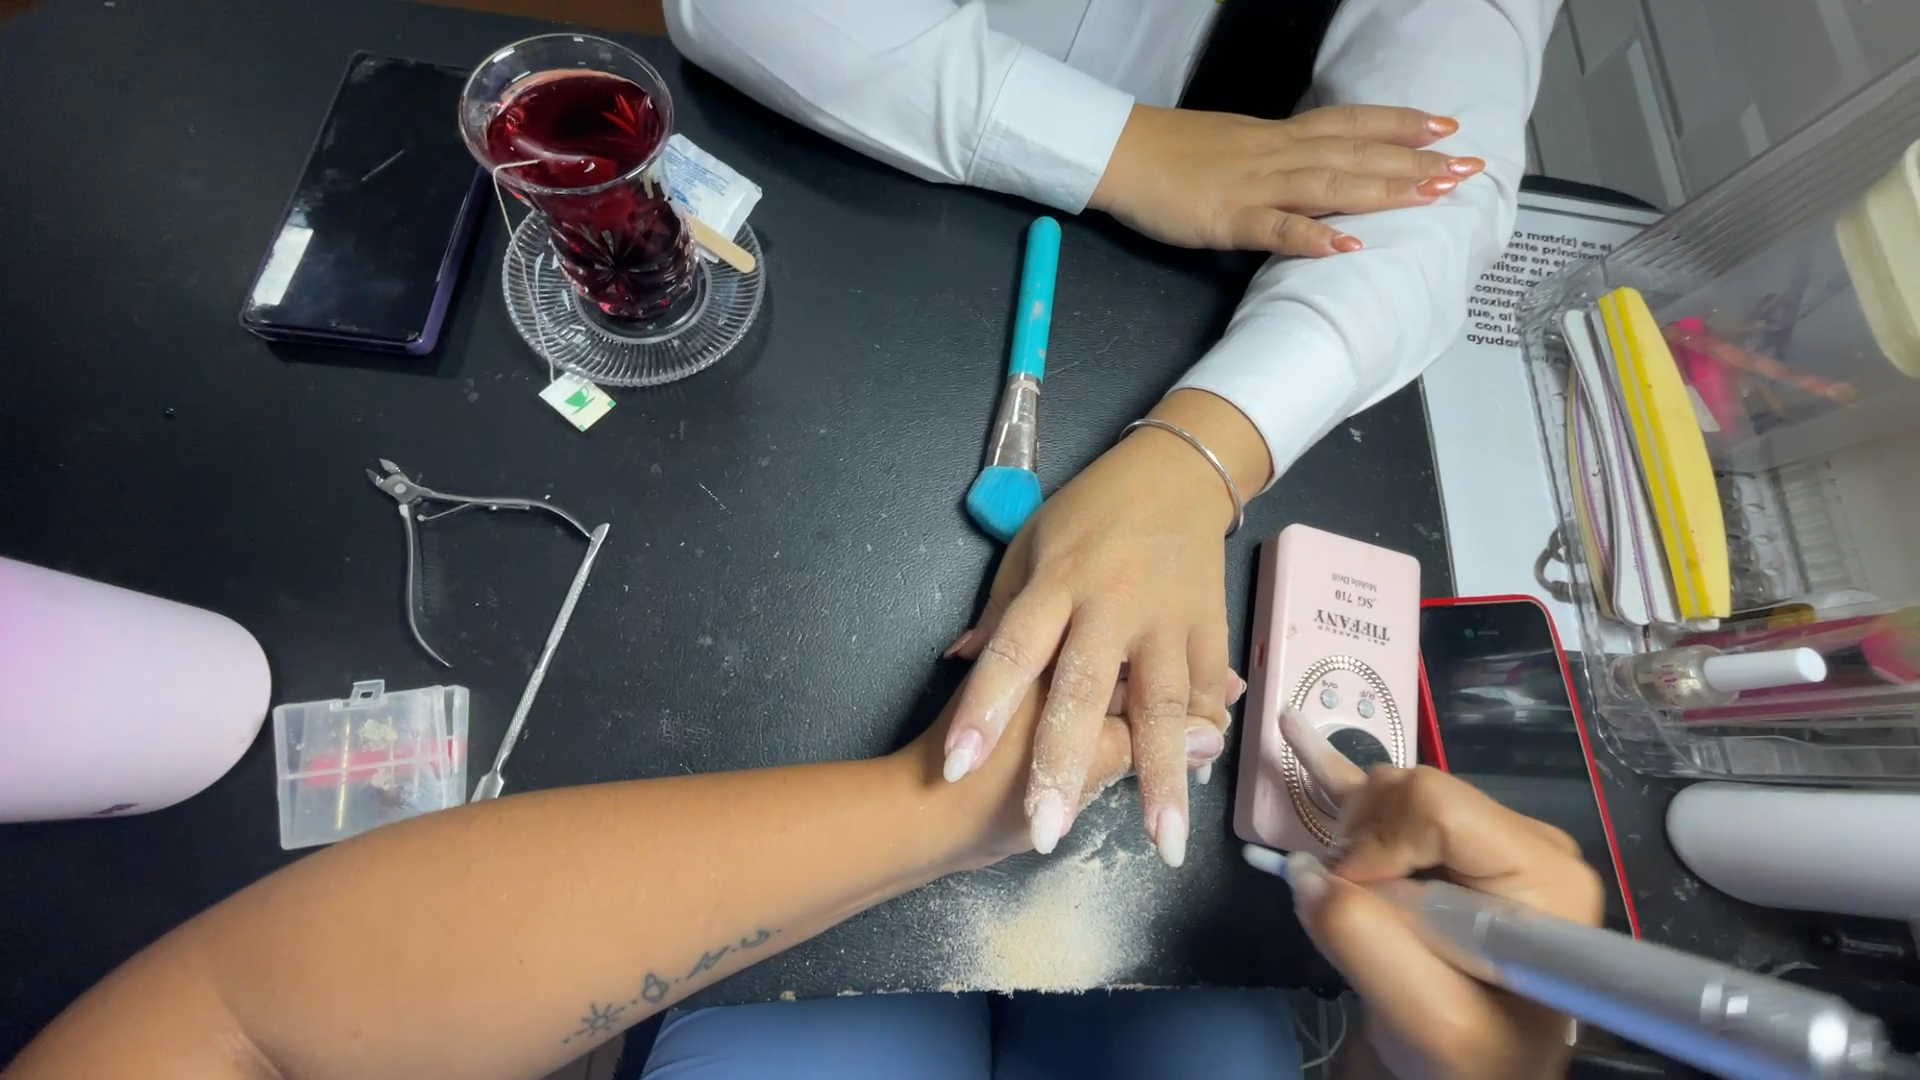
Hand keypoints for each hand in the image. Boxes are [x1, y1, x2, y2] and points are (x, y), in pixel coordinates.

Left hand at [941, 390, 1269, 867]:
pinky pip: (1206, 690)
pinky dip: (1203, 737)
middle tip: (1044, 833)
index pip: (1012, 651)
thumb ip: (1000, 611)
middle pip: (1084, 690)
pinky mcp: (1212, 627)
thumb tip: (960, 662)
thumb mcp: (1030, 547)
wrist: (1175, 475)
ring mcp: (1167, 619)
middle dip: (1063, 764)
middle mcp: (1109, 605)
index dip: (983, 709)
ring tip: (1163, 844)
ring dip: (1162, 777)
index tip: (956, 767)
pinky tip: (1199, 784)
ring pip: (1162, 703)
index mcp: (1055, 583)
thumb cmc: (1088, 512)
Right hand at [1089, 103, 1482, 255]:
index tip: (1444, 127)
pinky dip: (1314, 236)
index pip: (1348, 124)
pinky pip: (1277, 228)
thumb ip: (1264, 159)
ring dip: (1384, 190)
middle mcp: (1276, 156)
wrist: (1124, 155)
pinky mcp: (1227, 219)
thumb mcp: (1228, 148)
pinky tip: (1348, 243)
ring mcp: (1254, 187)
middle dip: (1413, 161)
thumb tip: (1290, 173)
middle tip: (1466, 168)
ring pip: (1330, 184)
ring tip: (1432, 195)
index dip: (1398, 125)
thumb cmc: (1168, 153)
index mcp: (1275, 138)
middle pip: (1354, 154)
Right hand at [1281, 716, 1603, 1079]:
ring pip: (1383, 787)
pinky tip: (1291, 727)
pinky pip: (1373, 784)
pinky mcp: (1435, 833)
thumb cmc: (1469, 1051)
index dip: (1377, 843)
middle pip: (1407, 791)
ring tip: (1342, 876)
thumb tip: (1306, 871)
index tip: (1353, 893)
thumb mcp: (1430, 1020)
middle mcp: (1518, 837)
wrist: (1467, 1060)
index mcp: (1541, 874)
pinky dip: (1326, 762)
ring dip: (1348, 830)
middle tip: (1350, 895)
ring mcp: (1476, 829)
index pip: (1435, 807)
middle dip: (1360, 839)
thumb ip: (1366, 942)